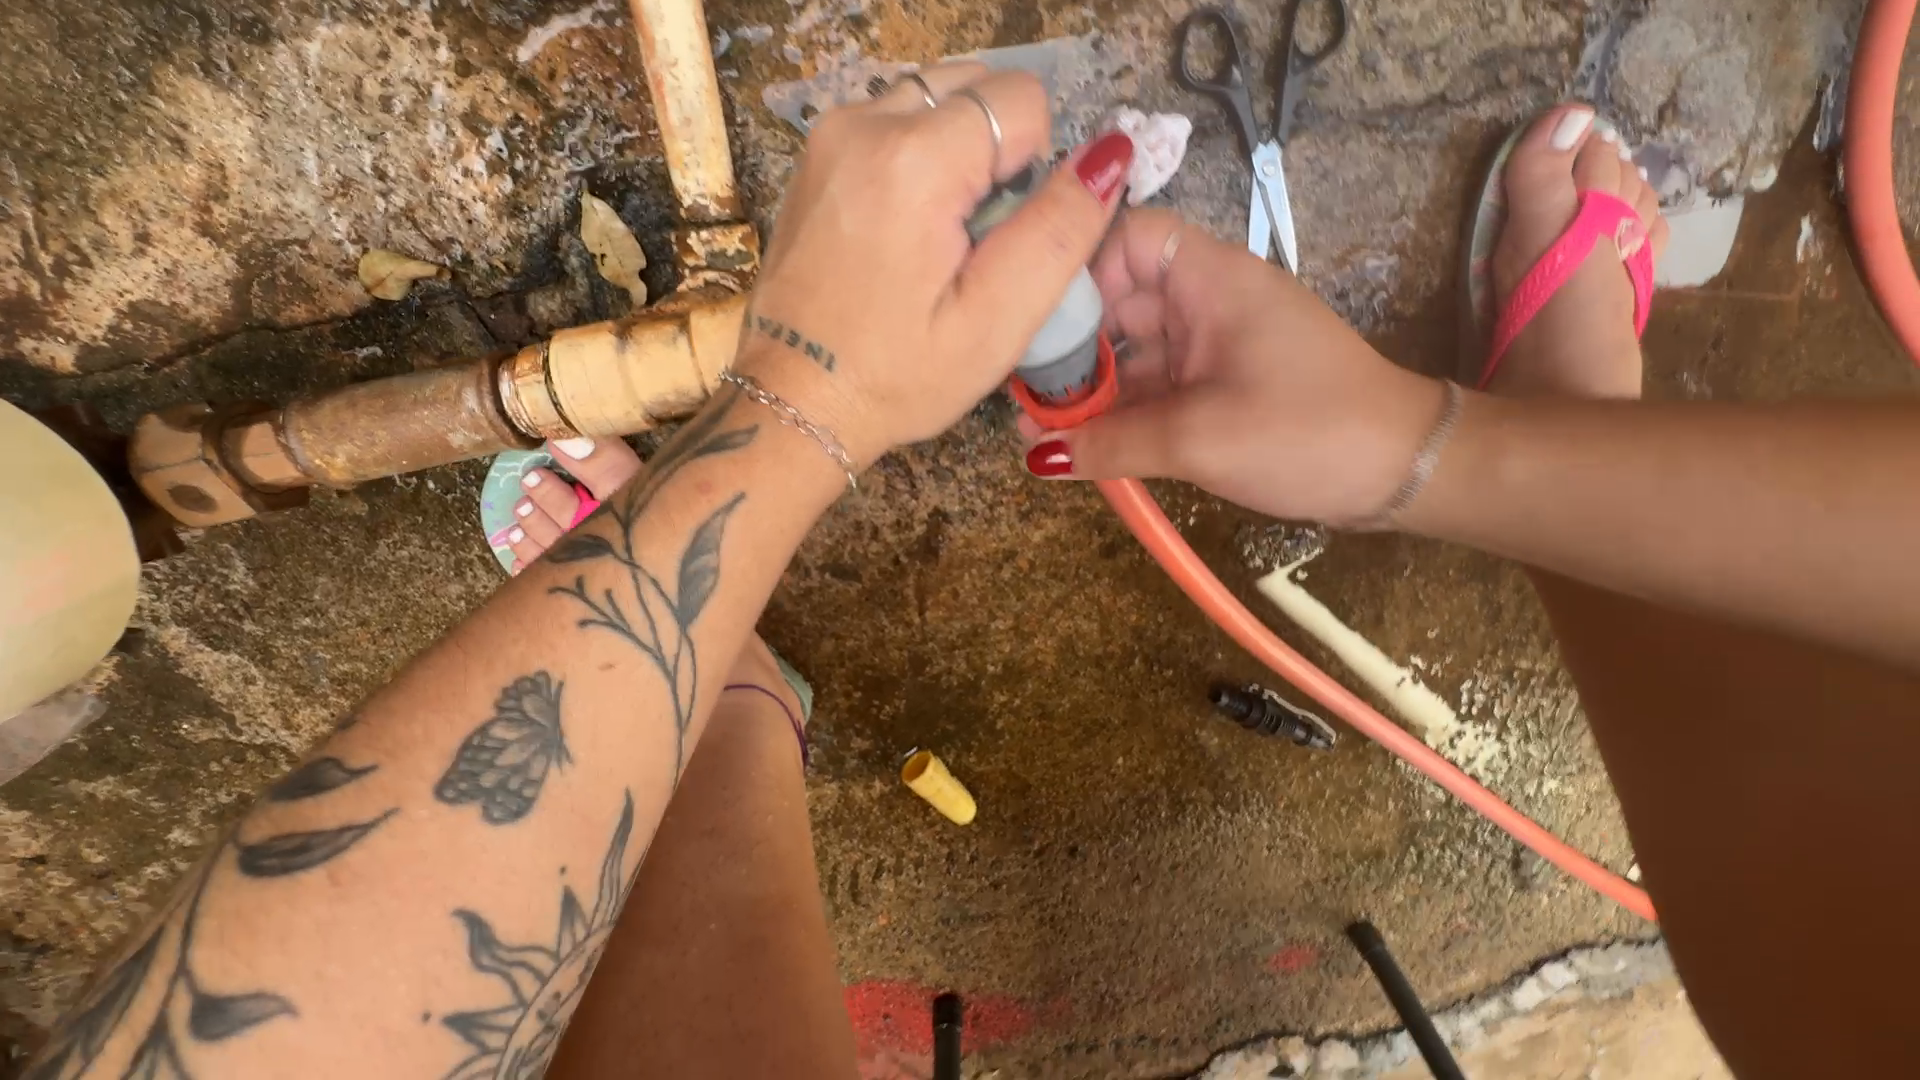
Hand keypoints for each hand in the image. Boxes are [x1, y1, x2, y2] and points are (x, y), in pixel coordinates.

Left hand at [736, 63, 1132, 467]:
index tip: (999, 236)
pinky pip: (892, 127)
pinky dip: (916, 165)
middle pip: (974, 88)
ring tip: (935, 242)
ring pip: (934, 102)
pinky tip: (903, 235)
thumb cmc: (894, 377)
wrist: (795, 398)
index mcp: (912, 162)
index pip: (1020, 99)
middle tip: (969, 244)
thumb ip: (1058, 231)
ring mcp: (830, 137)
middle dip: (993, 156)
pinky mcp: (817, 158)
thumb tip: (1109, 155)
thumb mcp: (994, 323)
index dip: (1033, 167)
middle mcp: (862, 124)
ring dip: (956, 158)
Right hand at [1022, 209, 1447, 525]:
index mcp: (1210, 281)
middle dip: (1069, 348)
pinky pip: (1154, 388)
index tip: (1038, 328)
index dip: (1078, 272)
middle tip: (1022, 393)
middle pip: (1118, 303)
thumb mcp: (1199, 437)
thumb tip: (1035, 457)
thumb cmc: (1304, 432)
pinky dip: (1120, 414)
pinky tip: (1079, 445)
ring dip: (1089, 391)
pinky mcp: (1218, 386)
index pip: (1127, 240)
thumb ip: (1110, 442)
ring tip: (1037, 430)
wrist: (1400, 471)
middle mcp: (1206, 303)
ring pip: (1132, 354)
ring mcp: (1212, 347)